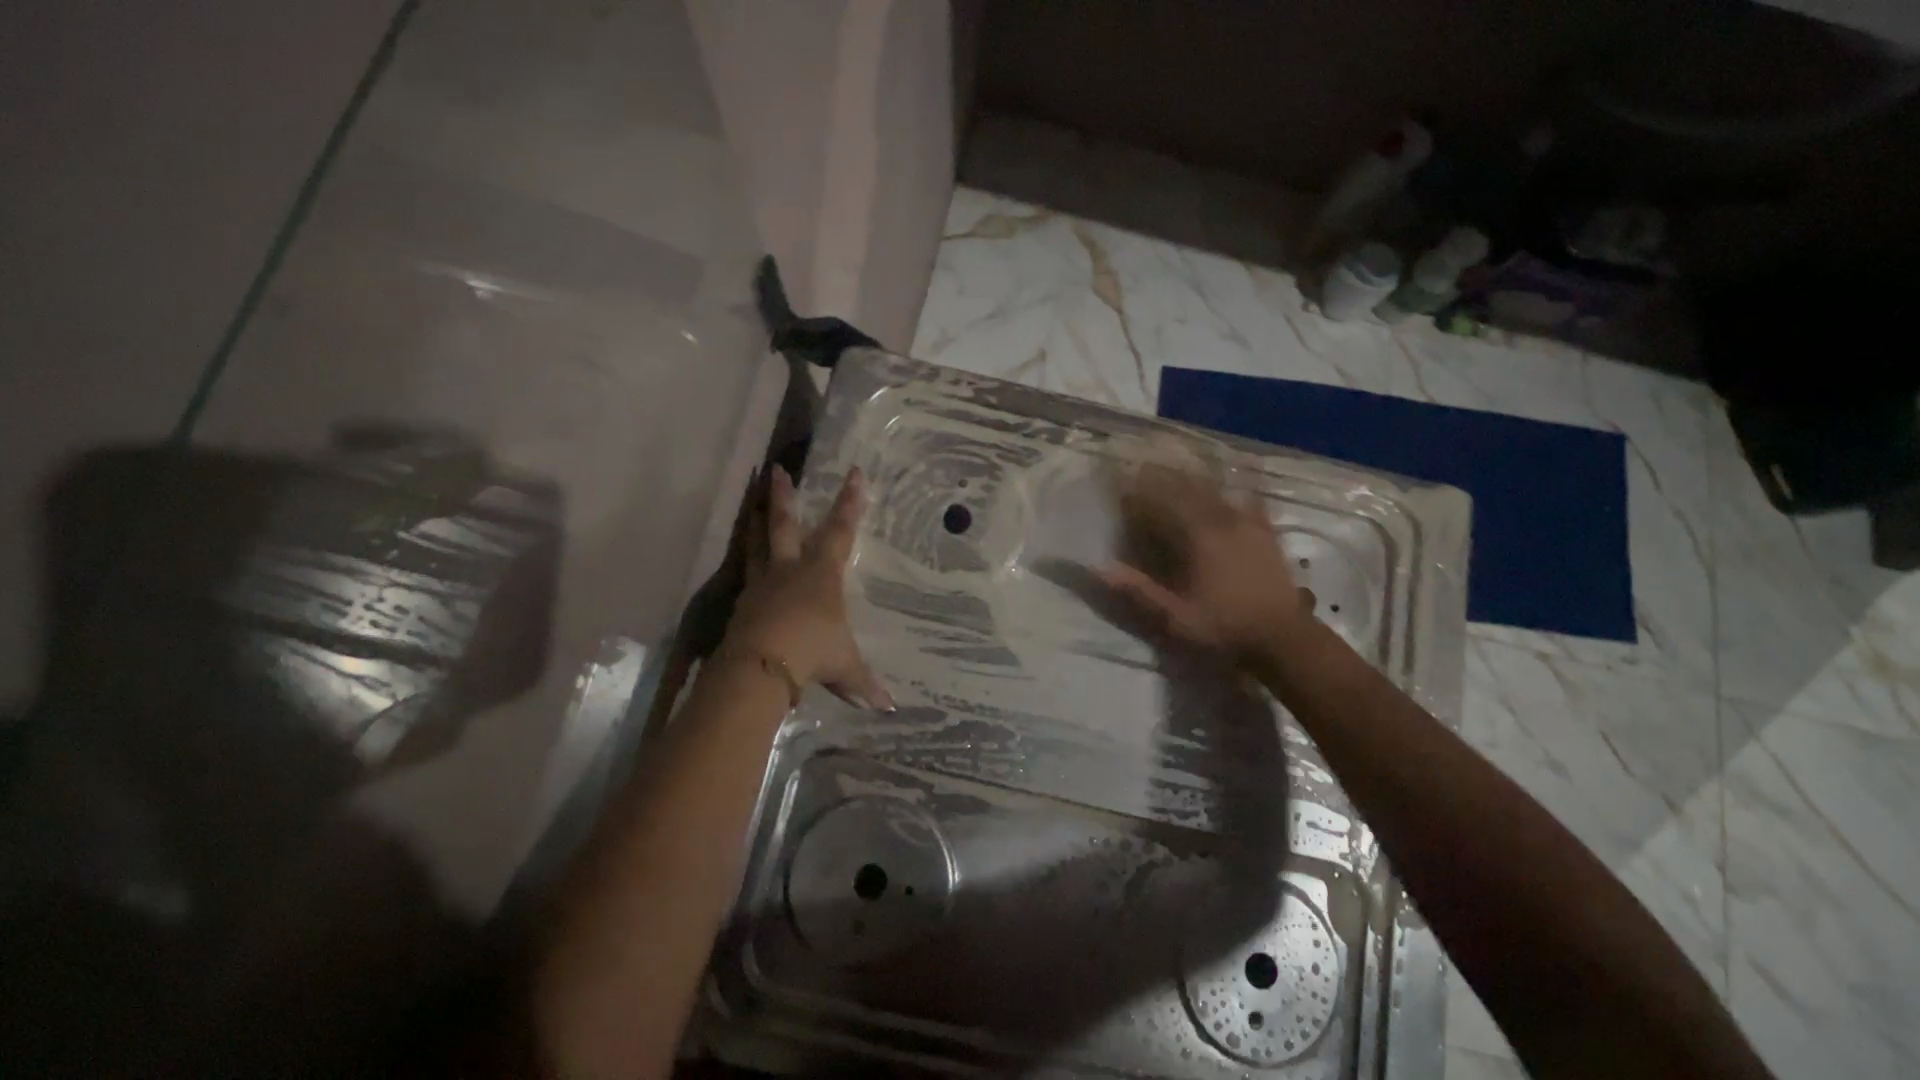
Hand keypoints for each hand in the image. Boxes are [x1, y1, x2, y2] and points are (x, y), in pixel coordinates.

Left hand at [724, 466, 892, 710]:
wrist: (760, 666)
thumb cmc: (812, 653)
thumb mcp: (844, 667)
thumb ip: (862, 682)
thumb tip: (888, 706)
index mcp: (822, 575)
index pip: (841, 531)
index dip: (850, 503)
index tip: (855, 473)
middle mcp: (790, 570)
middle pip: (784, 524)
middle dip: (783, 497)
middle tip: (775, 470)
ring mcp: (761, 584)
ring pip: (757, 543)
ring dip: (755, 520)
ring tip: (752, 501)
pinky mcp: (741, 602)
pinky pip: (745, 575)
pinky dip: (745, 564)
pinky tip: (745, 564)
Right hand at [1098, 464, 1315, 661]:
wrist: (1283, 638)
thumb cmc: (1225, 627)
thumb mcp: (1176, 617)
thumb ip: (1139, 590)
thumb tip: (1100, 568)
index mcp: (1197, 537)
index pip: (1162, 501)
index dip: (1139, 489)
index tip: (1120, 479)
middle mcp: (1222, 520)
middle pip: (1188, 488)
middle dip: (1164, 476)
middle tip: (1143, 466)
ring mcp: (1248, 523)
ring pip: (1216, 490)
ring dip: (1194, 478)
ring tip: (1178, 468)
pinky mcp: (1266, 532)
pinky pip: (1251, 500)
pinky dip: (1241, 485)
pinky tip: (1241, 475)